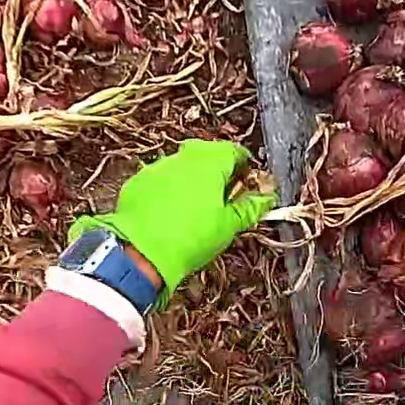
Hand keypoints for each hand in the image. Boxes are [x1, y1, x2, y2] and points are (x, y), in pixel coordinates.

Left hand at [70, 140, 275, 307]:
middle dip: (220, 170)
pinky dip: (171, 188)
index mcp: (210, 163)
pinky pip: (162, 178)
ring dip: (194, 178)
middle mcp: (183, 158)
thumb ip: (251, 207)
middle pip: (209, 153)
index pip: (235, 151)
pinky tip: (174, 212)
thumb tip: (266, 198)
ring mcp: (158, 168)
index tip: (248, 184)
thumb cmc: (190, 239)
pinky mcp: (139, 181)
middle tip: (226, 195)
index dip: (245, 167)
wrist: (142, 253)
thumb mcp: (229, 225)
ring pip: (183, 164)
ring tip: (199, 207)